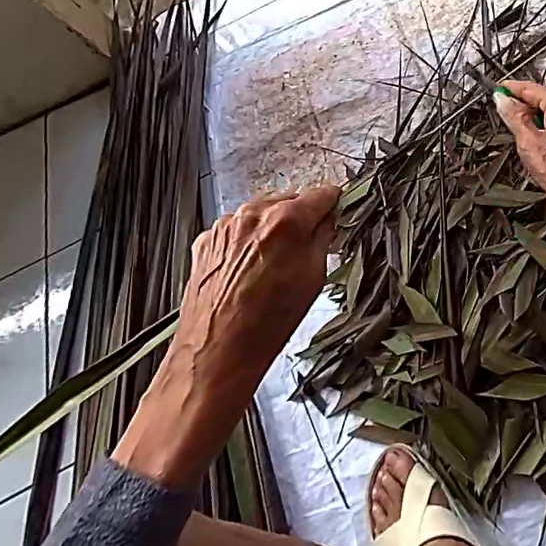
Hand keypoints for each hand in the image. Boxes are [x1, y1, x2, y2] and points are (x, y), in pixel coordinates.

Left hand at [113, 186, 338, 487]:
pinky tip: (251, 269)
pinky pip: (237, 230)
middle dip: (302, 218)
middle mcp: (253, 214)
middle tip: (308, 247)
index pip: (322, 194)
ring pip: (262, 213)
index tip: (338, 213)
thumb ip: (324, 239)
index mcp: (286, 219)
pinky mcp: (207, 240)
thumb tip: (328, 220)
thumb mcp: (314, 279)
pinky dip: (248, 241)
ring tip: (275, 264)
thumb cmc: (267, 322)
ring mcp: (226, 226)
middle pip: (290, 200)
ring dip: (273, 228)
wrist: (217, 351)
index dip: (334, 204)